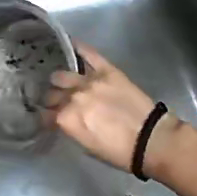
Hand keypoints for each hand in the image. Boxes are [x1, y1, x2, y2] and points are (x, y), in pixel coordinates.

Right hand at [48, 43, 176, 172]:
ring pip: (62, 75)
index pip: (45, 115)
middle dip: (52, 99)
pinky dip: (78, 48)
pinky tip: (69, 43)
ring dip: (60, 80)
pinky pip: (88, 54)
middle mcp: (73, 97)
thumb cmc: (119, 152)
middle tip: (58, 102)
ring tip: (64, 81)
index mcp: (66, 119)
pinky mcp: (106, 70)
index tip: (48, 117)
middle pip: (52, 94)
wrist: (151, 139)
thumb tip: (64, 120)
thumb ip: (71, 128)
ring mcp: (89, 81)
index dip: (46, 117)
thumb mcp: (87, 146)